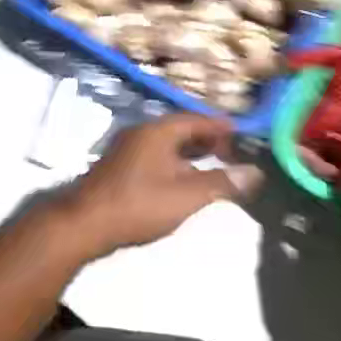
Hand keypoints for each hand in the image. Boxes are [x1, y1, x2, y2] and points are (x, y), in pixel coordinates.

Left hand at [62, 114, 263, 256]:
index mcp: (156, 131)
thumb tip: (255, 172)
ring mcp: (126, 149)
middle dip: (207, 139)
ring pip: (165, 144)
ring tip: (214, 168)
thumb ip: (222, 183)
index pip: (195, 119)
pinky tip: (183, 182)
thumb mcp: (187, 195)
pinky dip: (174, 163)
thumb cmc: (139, 204)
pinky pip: (154, 156)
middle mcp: (140, 132)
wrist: (85, 221)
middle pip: (180, 129)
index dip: (221, 126)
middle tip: (232, 153)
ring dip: (190, 153)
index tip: (244, 134)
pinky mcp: (119, 167)